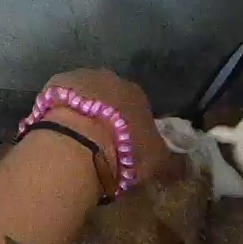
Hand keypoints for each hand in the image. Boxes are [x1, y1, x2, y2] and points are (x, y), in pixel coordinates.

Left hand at [43, 68, 172, 185]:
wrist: (78, 140)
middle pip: (110, 98)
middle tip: (99, 144)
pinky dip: (62, 110)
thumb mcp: (156, 162)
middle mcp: (112, 78)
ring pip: (85, 95)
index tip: (124, 148)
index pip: (138, 108)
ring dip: (83, 111)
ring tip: (76, 139)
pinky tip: (59, 129)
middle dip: (106, 116)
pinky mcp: (56, 82)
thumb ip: (172, 162)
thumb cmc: (123, 150)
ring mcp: (82, 76)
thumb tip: (186, 167)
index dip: (131, 128)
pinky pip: (61, 97)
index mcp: (137, 94)